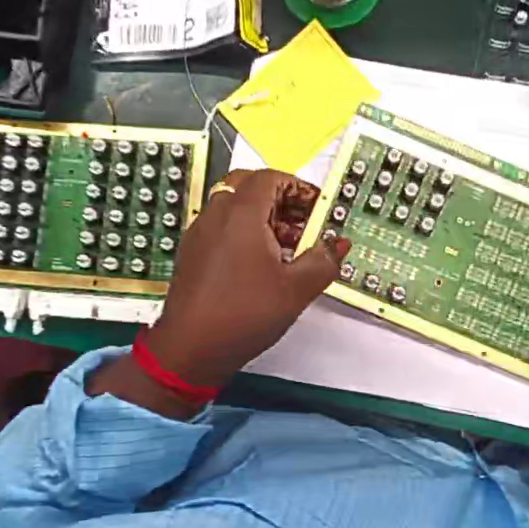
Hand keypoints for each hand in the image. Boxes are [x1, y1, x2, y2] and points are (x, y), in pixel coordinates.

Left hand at [142, 169, 348, 386]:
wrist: (190, 349)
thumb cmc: (242, 315)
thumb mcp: (295, 289)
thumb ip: (323, 261)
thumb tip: (339, 244)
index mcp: (240, 213)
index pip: (270, 178)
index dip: (298, 188)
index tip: (318, 208)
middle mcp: (215, 215)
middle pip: (250, 187)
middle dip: (281, 201)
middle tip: (304, 225)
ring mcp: (200, 234)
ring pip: (234, 209)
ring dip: (263, 218)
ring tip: (289, 250)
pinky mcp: (192, 254)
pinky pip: (222, 229)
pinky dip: (244, 234)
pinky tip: (262, 266)